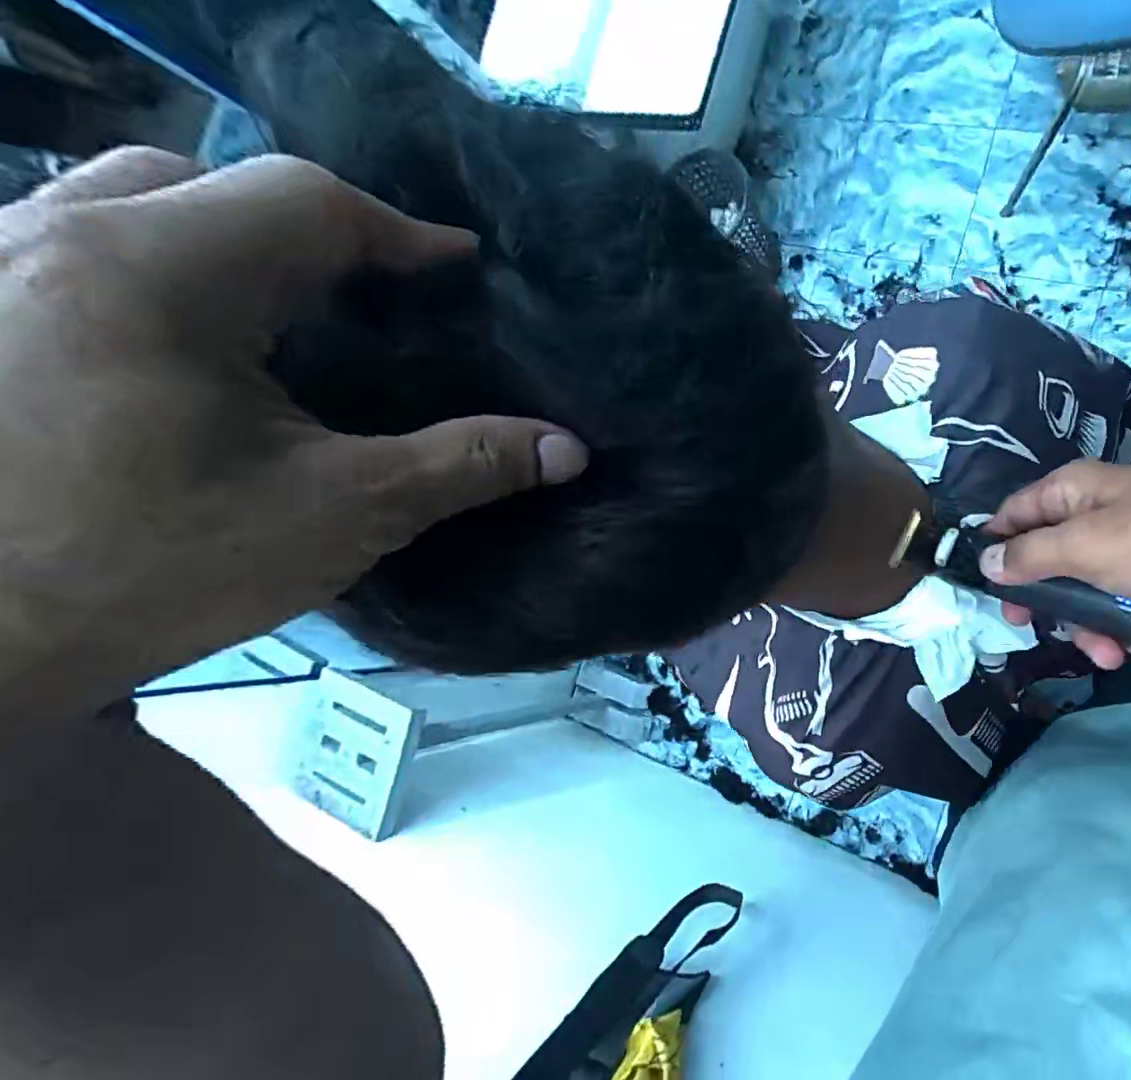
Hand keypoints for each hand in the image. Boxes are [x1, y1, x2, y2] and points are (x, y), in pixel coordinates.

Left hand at [0, 148, 588, 719]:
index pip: (304, 200)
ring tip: (308, 305)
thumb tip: (571, 450)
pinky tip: (218, 335)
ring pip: (134, 199)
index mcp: (151, 276)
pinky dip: (176, 264)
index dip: (404, 230)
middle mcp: (50, 240)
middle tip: (388, 292)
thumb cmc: (155, 565)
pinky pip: (86, 242)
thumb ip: (466, 464)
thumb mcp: (346, 511)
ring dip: (238, 236)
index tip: (463, 270)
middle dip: (320, 227)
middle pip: (213, 180)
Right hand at [980, 462, 1130, 668]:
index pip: (1012, 516)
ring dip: (1087, 628)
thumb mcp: (1084, 546)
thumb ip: (1029, 555)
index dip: (995, 551)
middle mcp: (1090, 517)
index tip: (986, 590)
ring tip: (1106, 653)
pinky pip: (1114, 606)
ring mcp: (1119, 549)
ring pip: (1079, 593)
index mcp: (1069, 493)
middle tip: (1033, 629)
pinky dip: (1120, 628)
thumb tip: (983, 561)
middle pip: (1043, 562)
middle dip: (1045, 603)